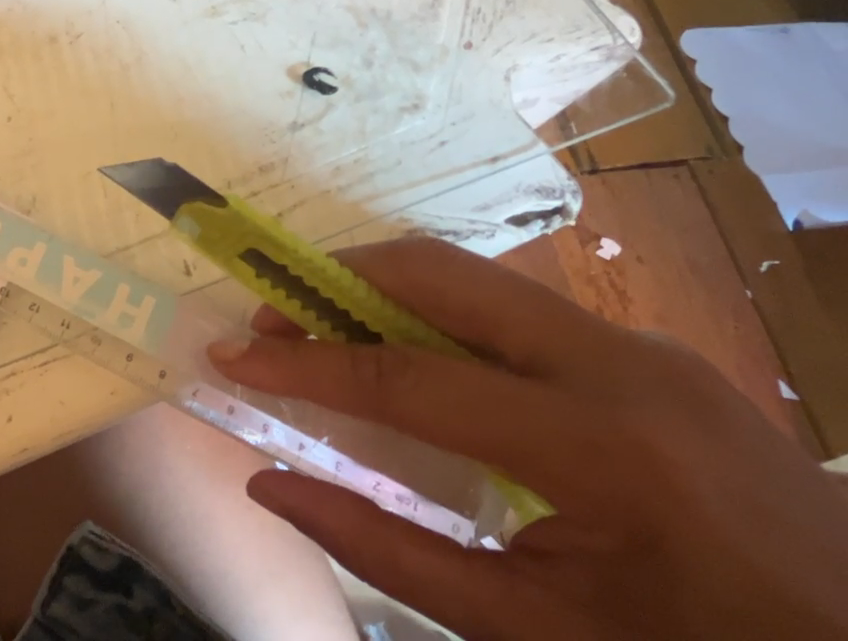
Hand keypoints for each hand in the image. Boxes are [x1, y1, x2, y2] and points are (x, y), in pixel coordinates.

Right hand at [208, 237, 847, 640]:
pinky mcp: (650, 349)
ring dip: (382, 292)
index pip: (408, 378)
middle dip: (336, 280)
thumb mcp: (531, 630)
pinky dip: (437, 318)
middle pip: (440, 275)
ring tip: (326, 335)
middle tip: (274, 320)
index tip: (230, 354)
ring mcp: (645, 346)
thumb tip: (267, 484)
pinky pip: (514, 311)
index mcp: (601, 447)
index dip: (304, 364)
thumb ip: (385, 550)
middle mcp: (623, 365)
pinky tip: (415, 364)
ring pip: (475, 281)